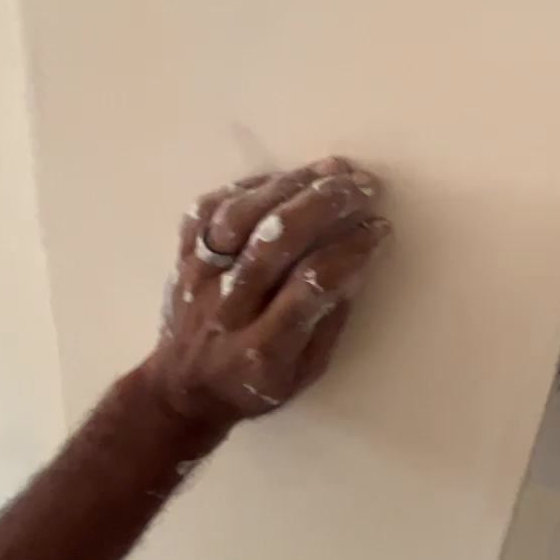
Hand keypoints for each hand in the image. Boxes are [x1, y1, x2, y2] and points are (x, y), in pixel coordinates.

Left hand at [143, 157, 391, 430]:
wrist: (179, 389)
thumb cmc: (255, 385)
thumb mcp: (306, 372)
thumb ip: (332, 318)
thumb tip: (360, 257)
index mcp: (262, 351)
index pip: (310, 286)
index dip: (350, 250)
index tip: (380, 227)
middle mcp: (226, 310)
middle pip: (273, 243)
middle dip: (324, 206)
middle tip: (363, 185)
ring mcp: (198, 278)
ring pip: (239, 218)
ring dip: (290, 186)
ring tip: (331, 170)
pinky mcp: (183, 254)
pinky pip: (209, 208)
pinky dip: (248, 187)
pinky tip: (284, 178)